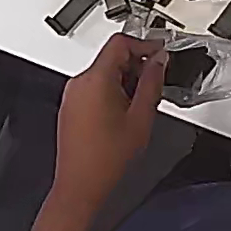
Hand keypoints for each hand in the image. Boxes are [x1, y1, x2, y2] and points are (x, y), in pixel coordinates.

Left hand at [52, 35, 166, 214]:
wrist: (80, 186)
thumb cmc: (105, 159)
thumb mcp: (141, 116)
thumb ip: (152, 82)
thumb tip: (159, 61)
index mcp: (95, 80)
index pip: (120, 43)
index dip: (144, 44)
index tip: (159, 53)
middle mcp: (79, 83)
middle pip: (112, 56)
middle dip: (136, 64)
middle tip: (155, 78)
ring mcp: (72, 95)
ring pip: (104, 72)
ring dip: (125, 78)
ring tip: (140, 100)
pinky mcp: (71, 106)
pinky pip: (95, 86)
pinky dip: (112, 89)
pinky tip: (125, 111)